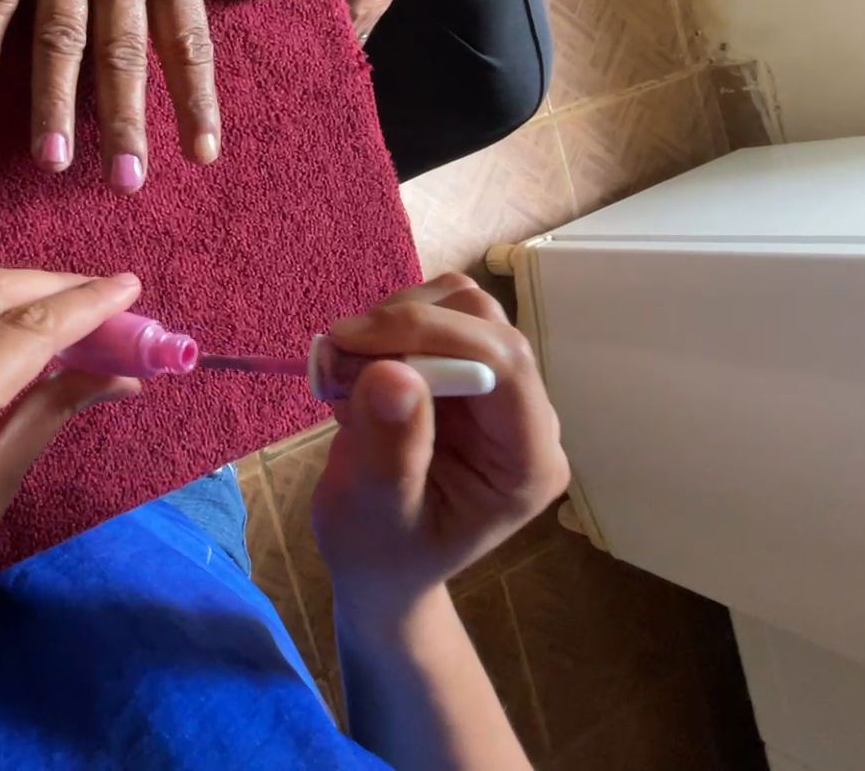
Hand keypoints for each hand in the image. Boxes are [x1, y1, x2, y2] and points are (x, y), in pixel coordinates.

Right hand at [311, 273, 569, 629]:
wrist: (377, 559)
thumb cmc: (379, 549)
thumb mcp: (375, 511)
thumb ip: (389, 448)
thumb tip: (391, 371)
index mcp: (525, 459)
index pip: (504, 363)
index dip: (431, 336)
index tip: (350, 344)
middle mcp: (521, 414)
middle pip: (482, 322)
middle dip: (401, 326)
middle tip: (339, 359)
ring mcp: (490, 389)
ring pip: (456, 305)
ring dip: (389, 322)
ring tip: (344, 371)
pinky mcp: (457, 371)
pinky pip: (429, 313)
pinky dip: (383, 326)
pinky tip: (357, 370)